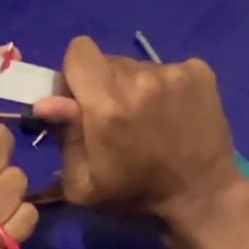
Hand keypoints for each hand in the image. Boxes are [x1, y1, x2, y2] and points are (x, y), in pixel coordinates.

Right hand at [33, 36, 248, 248]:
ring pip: (137, 66)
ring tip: (148, 122)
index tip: (81, 101)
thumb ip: (65, 138)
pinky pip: (168, 69)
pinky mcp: (199, 72)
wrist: (200, 198)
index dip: (74, 74)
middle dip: (103, 85)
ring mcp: (173, 72)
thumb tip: (47, 102)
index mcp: (107, 105)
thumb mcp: (84, 185)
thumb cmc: (136, 197)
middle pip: (107, 60)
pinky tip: (172, 116)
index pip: (78, 50)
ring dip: (134, 88)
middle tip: (116, 121)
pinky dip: (164, 88)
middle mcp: (140, 78)